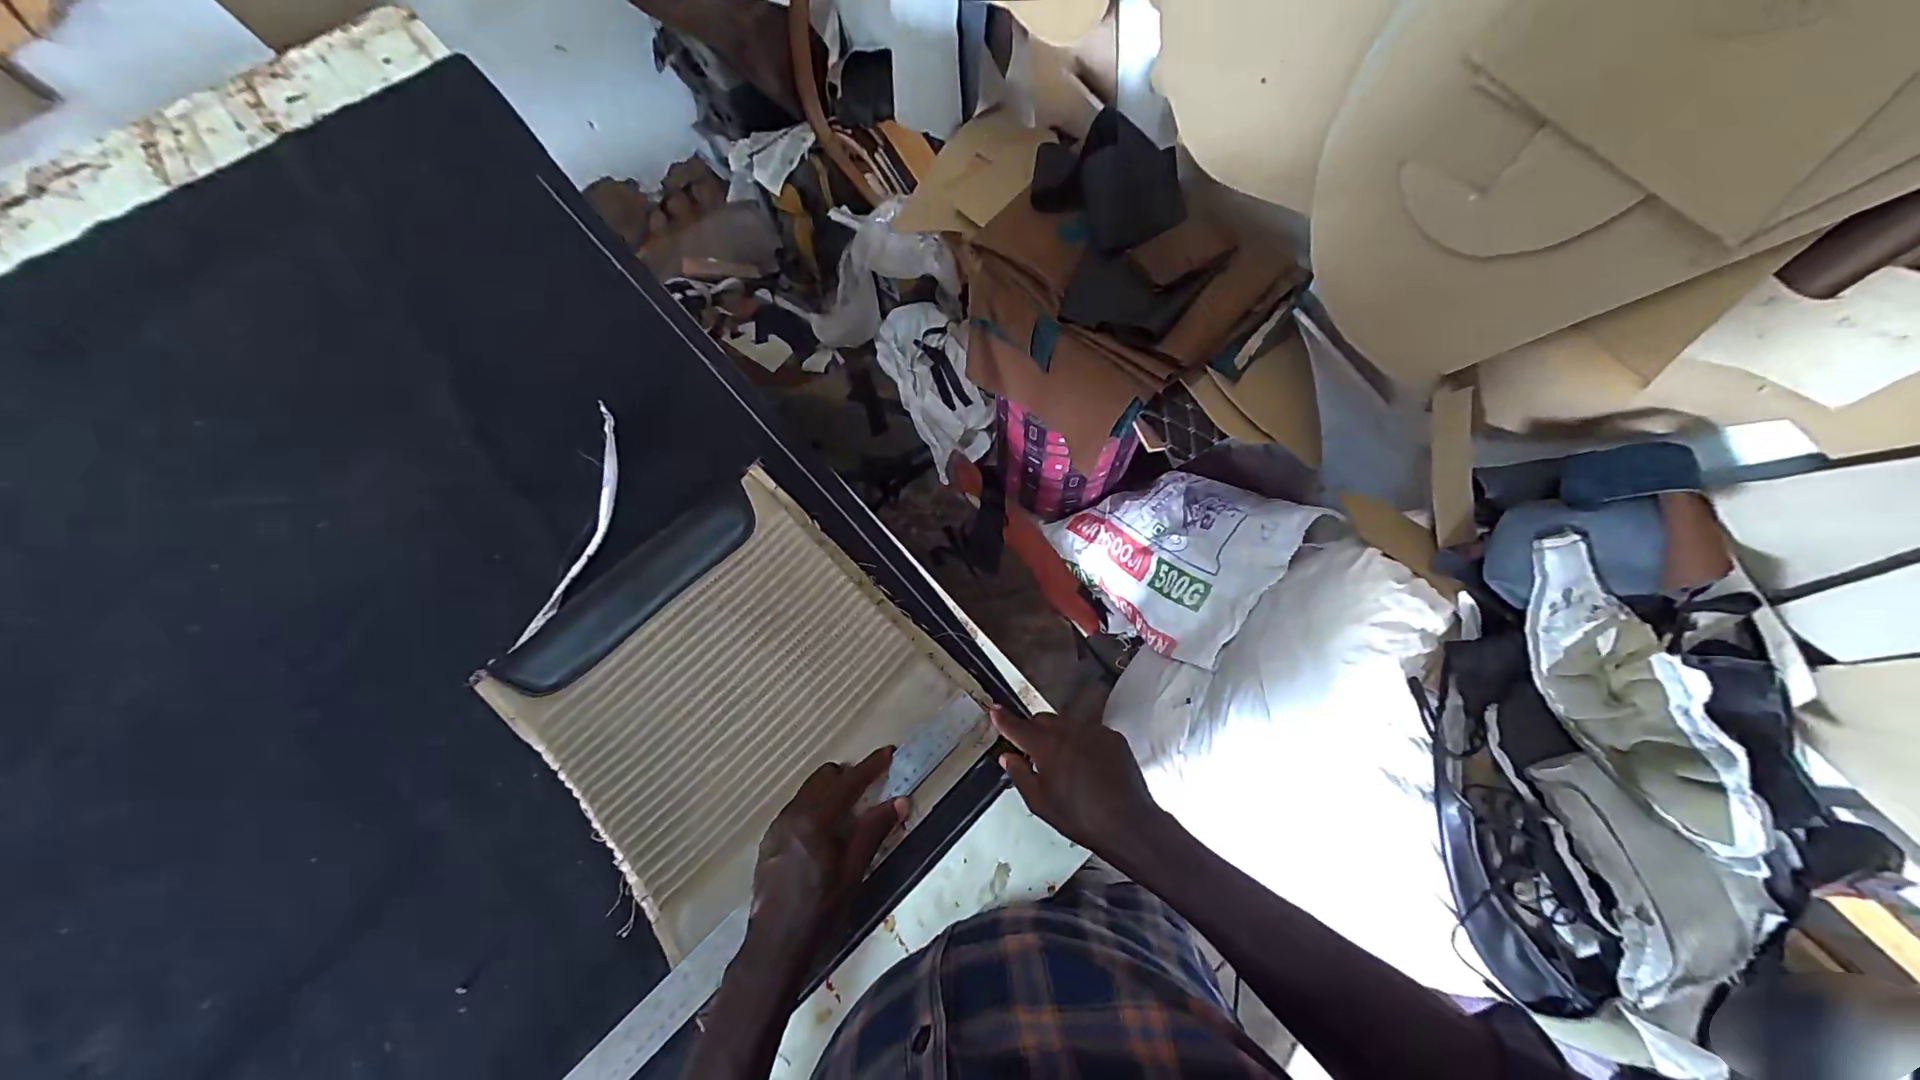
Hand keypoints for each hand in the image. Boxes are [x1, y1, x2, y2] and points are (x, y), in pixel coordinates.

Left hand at [746, 748, 907, 951]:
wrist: (776, 945)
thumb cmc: (821, 910)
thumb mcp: (854, 870)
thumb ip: (874, 830)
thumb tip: (899, 801)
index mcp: (815, 818)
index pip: (848, 781)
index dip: (871, 766)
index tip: (888, 753)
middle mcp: (792, 815)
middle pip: (823, 778)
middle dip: (847, 777)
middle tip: (869, 788)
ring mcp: (777, 828)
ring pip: (807, 794)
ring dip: (830, 794)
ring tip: (848, 814)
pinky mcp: (769, 842)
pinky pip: (796, 812)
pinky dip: (814, 811)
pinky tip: (824, 836)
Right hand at [991, 706, 1165, 859]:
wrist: (1127, 822)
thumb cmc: (1079, 816)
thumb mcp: (1040, 802)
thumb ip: (1019, 774)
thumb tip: (1008, 758)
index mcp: (1045, 746)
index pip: (1017, 727)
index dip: (1003, 719)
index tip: (995, 710)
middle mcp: (1068, 731)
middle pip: (1042, 720)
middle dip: (1034, 731)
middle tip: (1035, 755)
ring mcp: (1093, 731)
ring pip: (1067, 724)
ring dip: (1059, 736)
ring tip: (1066, 765)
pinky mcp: (1113, 736)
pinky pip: (1090, 731)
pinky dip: (1083, 742)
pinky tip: (1088, 766)